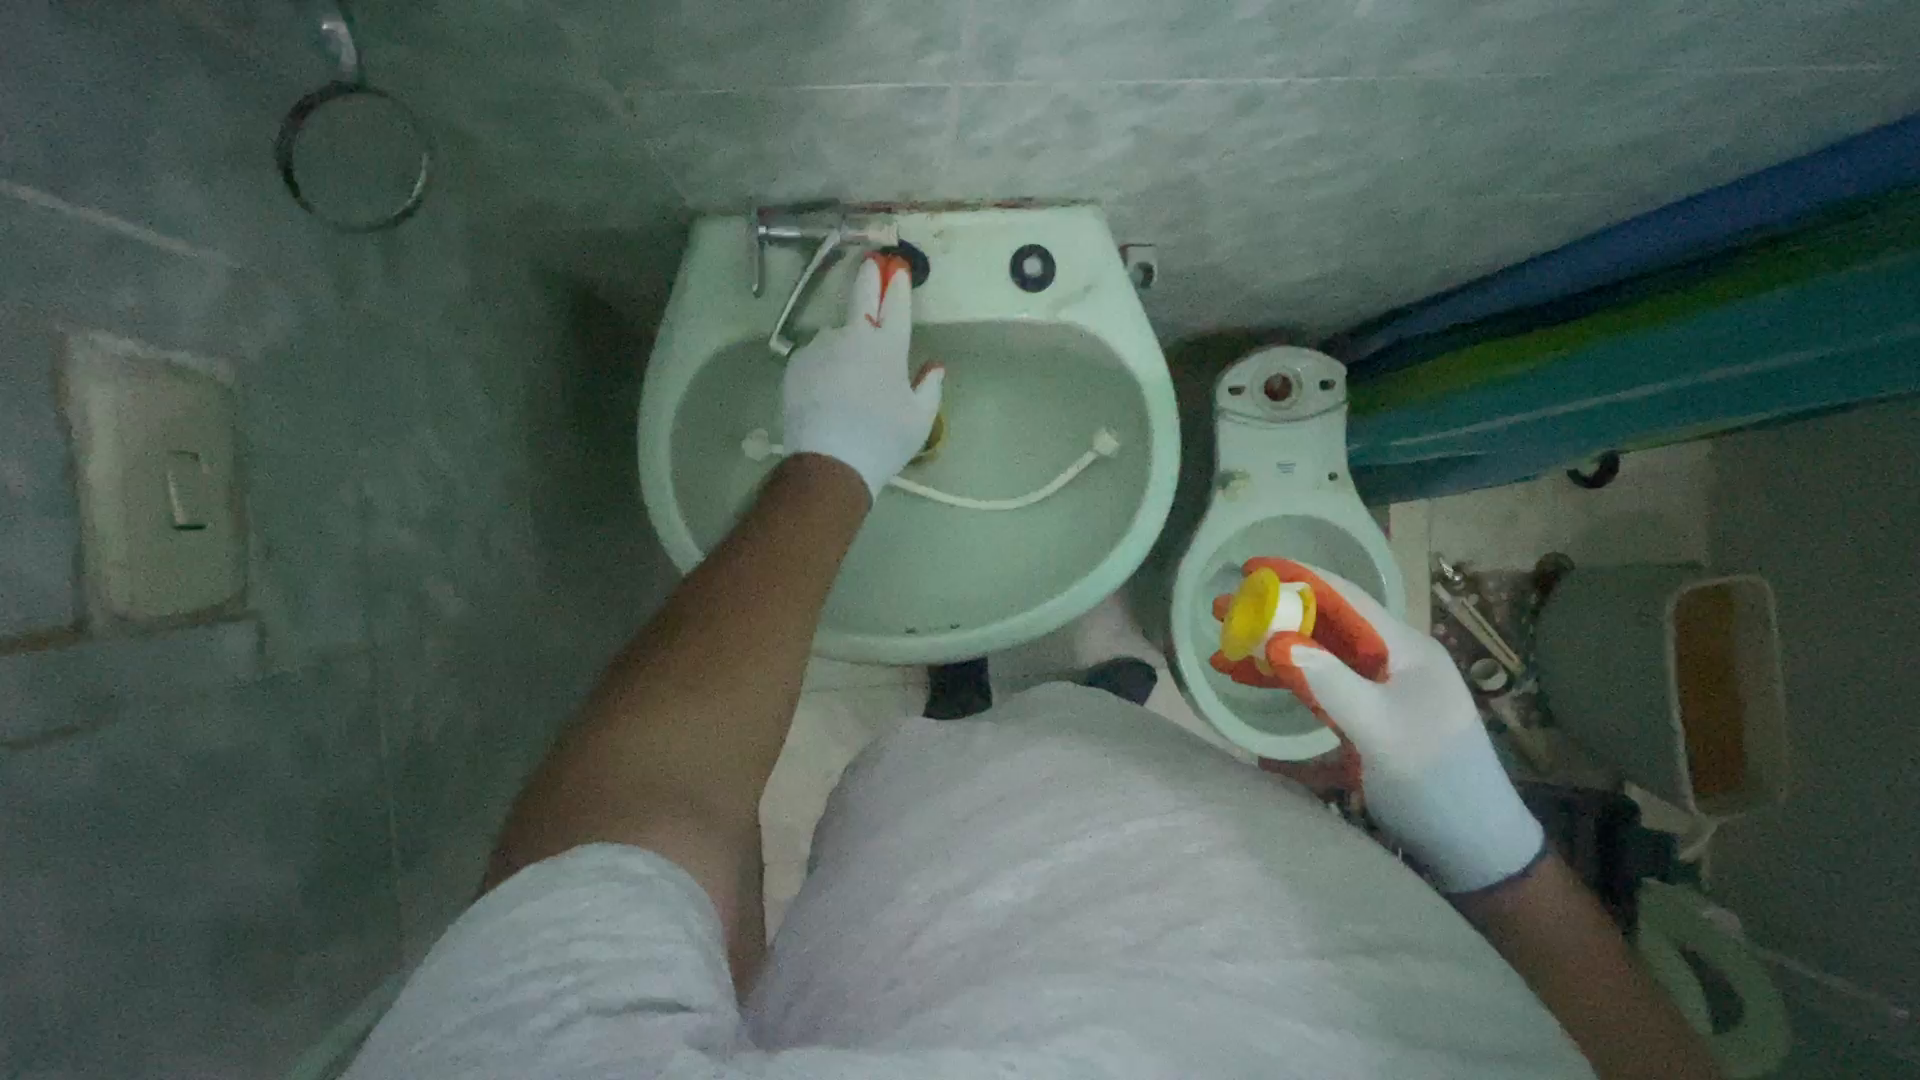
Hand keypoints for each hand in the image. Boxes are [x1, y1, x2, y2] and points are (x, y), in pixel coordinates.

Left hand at [781, 252, 943, 499]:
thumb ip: (929, 387)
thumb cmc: (883, 441)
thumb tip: (935, 367)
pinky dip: (824, 365)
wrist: (829, 462)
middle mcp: (853, 336)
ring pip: (836, 335)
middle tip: (871, 264)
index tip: (897, 269)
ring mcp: (820, 346)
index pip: (896, 304)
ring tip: (847, 378)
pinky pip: (816, 357)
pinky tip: (827, 390)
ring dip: (844, 343)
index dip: (898, 284)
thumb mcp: (920, 419)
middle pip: (861, 296)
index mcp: (888, 346)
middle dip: (869, 277)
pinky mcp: (796, 363)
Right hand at [1211, 558, 1543, 892]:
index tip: (1250, 568)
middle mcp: (1391, 660)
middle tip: (1222, 611)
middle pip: (1323, 625)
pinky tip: (1251, 680)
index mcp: (1405, 649)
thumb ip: (1329, 683)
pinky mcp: (1367, 716)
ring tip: (1223, 646)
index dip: (1297, 578)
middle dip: (1272, 615)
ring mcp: (1379, 689)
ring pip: (1316, 656)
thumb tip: (1275, 640)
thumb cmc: (1435, 781)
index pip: (1345, 599)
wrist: (1473, 845)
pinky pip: (1318, 686)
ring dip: (1272, 650)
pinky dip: (1284, 680)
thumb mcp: (1381, 730)